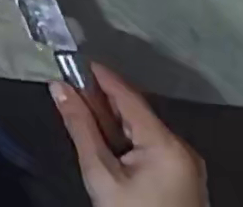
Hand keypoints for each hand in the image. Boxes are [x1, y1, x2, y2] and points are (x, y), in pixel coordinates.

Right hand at [53, 65, 206, 206]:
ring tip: (79, 109)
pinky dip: (123, 137)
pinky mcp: (181, 180)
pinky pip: (148, 145)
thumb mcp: (100, 175)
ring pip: (140, 128)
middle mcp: (181, 148)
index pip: (127, 95)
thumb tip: (58, 87)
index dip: (99, 75)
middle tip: (68, 88)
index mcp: (166, 144)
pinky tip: (102, 137)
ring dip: (110, 117)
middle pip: (135, 111)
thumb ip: (80, 126)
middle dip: (101, 98)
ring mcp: (184, 166)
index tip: (71, 61)